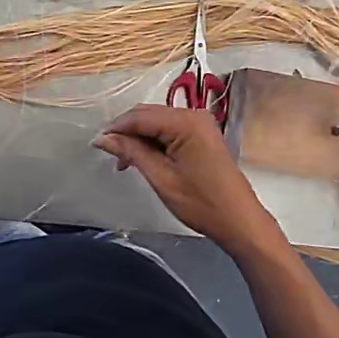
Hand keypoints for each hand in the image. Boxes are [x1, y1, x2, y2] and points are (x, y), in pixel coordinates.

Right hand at [93, 104, 286, 255]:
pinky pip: (168, 128)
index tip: (97, 144)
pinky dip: (152, 140)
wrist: (241, 222)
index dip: (116, 129)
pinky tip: (143, 157)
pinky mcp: (202, 133)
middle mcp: (193, 115)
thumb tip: (102, 138)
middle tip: (111, 155)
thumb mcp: (161, 178)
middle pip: (147, 114)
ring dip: (138, 137)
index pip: (139, 117)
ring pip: (156, 121)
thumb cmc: (201, 203)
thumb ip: (131, 152)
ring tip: (125, 161)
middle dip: (126, 132)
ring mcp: (200, 123)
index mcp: (185, 123)